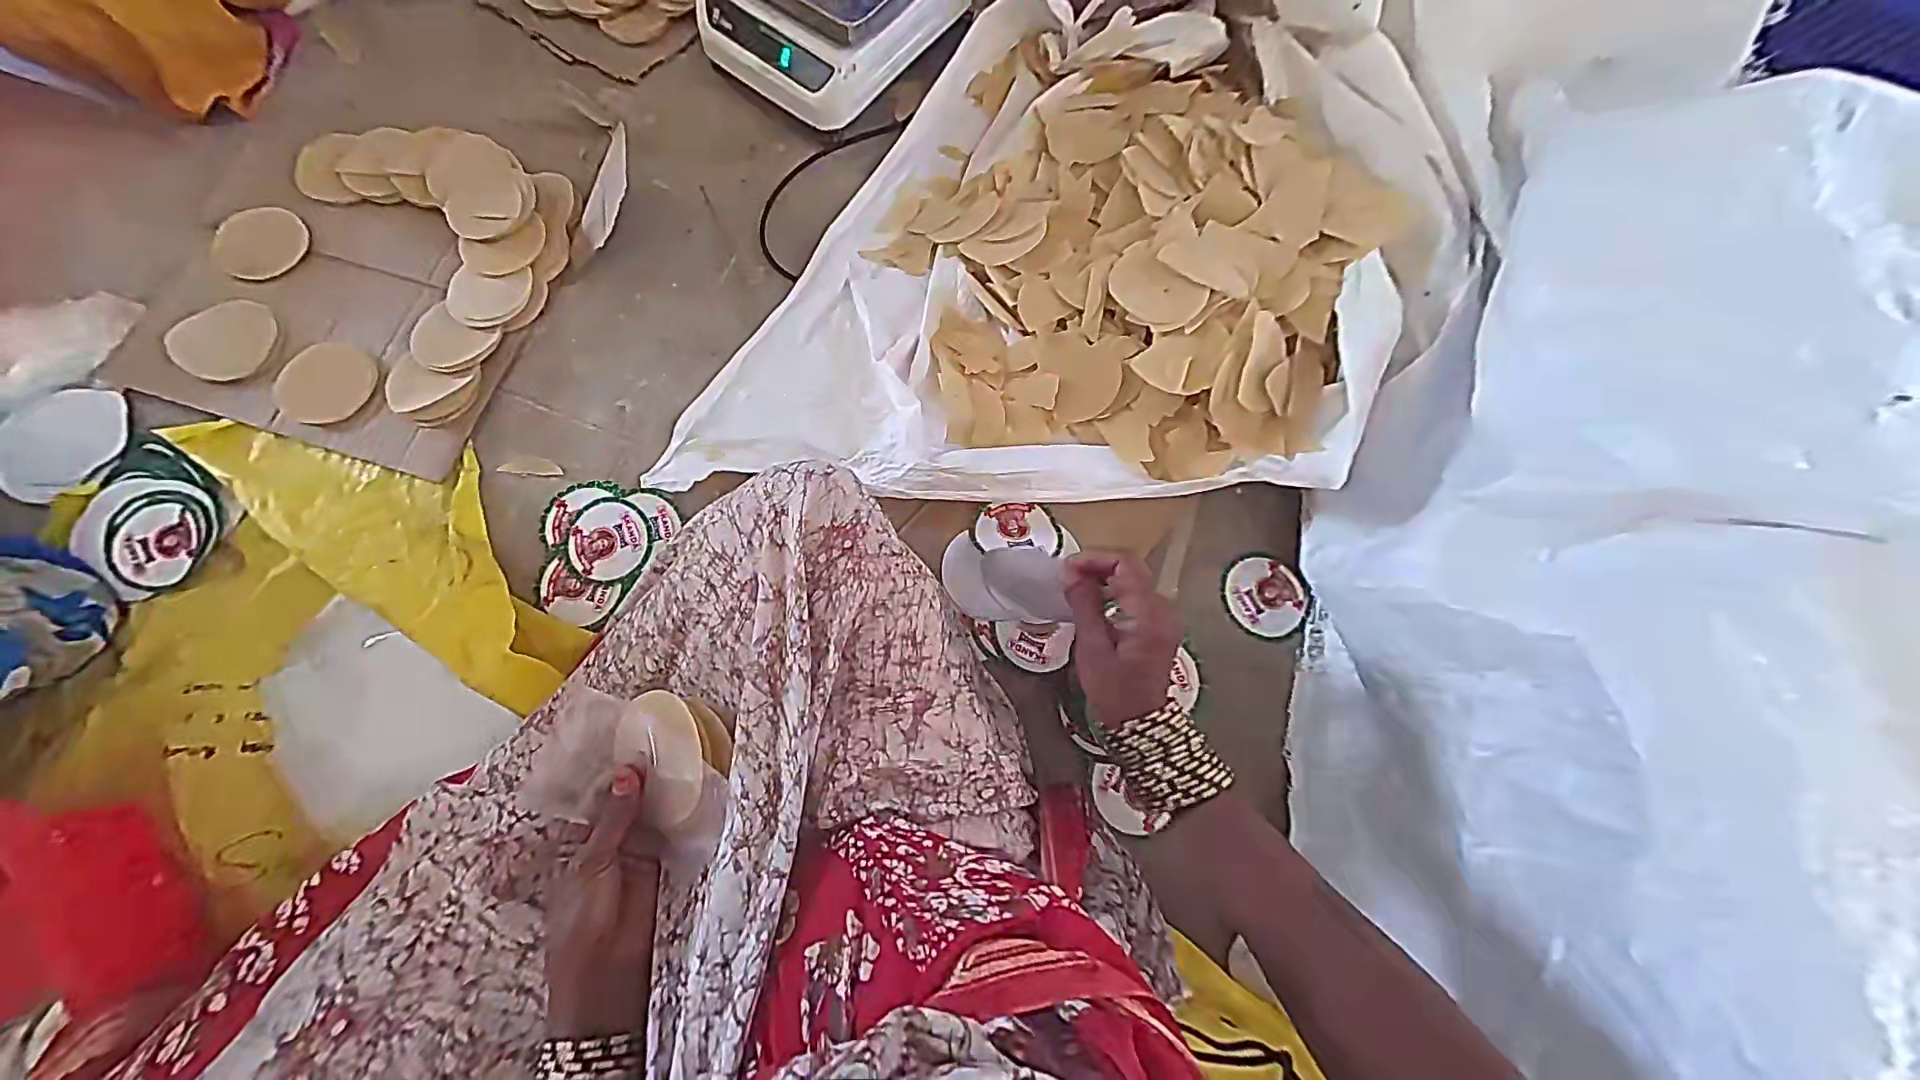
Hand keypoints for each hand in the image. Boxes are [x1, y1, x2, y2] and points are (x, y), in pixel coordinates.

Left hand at [545, 765, 660, 1038]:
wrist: (607, 973)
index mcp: (580, 840)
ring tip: (684, 755)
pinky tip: (695, 790)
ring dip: (665, 792)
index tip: (632, 739)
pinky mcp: (662, 862)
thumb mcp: (593, 865)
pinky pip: (672, 832)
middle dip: (643, 777)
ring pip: (651, 813)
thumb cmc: (582, 922)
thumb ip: (615, 820)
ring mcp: (637, 851)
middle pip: (629, 802)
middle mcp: (610, 840)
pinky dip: (682, 814)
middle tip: (665, 739)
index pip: (599, 798)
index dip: (614, 772)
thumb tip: (628, 773)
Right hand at [1064, 552, 1181, 728]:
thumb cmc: (1114, 691)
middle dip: (1097, 566)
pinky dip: (1114, 592)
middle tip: (1068, 576)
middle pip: (1131, 569)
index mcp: (1149, 614)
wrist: (1140, 723)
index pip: (1126, 565)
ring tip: (1075, 588)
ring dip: (1104, 578)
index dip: (1094, 559)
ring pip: (1133, 580)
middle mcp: (1163, 610)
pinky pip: (1136, 596)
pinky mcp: (1159, 625)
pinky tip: (1093, 602)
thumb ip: (1084, 605)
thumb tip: (1072, 573)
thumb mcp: (1093, 648)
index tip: (1068, 568)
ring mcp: (1164, 617)